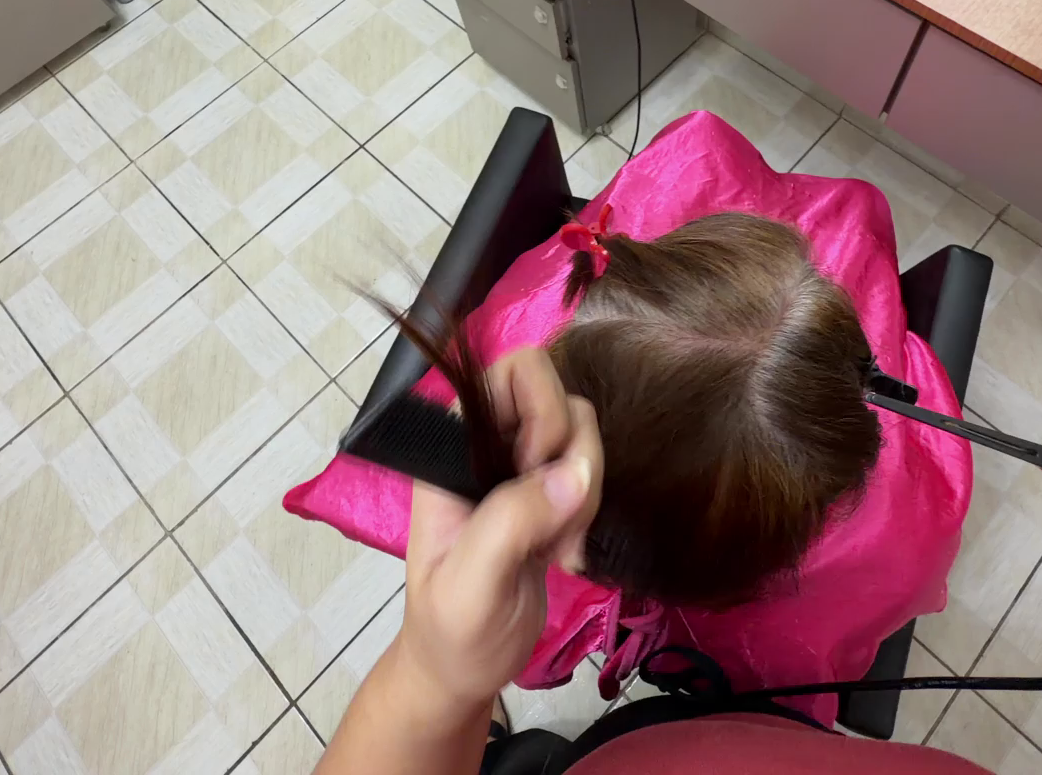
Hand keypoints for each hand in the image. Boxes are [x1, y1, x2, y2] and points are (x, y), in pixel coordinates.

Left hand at [394, 347, 602, 717]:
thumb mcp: (468, 584)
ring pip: (582, 433)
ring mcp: (525, 464)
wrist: (465, 669)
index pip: (512, 373)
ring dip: (583, 490)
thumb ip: (512, 521)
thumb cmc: (451, 629)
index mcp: (457, 444)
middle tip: (552, 515)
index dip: (539, 410)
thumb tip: (576, 474)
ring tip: (554, 546)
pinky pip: (590, 469)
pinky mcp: (552, 489)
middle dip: (571, 454)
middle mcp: (493, 440)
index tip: (533, 473)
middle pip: (559, 395)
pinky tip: (563, 551)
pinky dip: (589, 507)